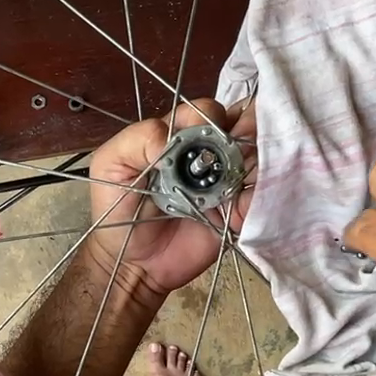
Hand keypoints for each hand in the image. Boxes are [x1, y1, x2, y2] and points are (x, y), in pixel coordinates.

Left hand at [83, 99, 252, 302]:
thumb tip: (170, 137)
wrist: (132, 264)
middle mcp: (210, 154)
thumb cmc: (117, 210)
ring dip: (260, 158)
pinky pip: (264, 196)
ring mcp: (229, 182)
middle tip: (237, 146)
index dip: (209, 117)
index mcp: (180, 136)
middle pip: (243, 126)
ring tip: (242, 175)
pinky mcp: (241, 212)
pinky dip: (264, 195)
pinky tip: (246, 203)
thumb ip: (137, 140)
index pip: (207, 112)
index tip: (201, 136)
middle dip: (247, 128)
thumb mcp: (111, 165)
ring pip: (260, 156)